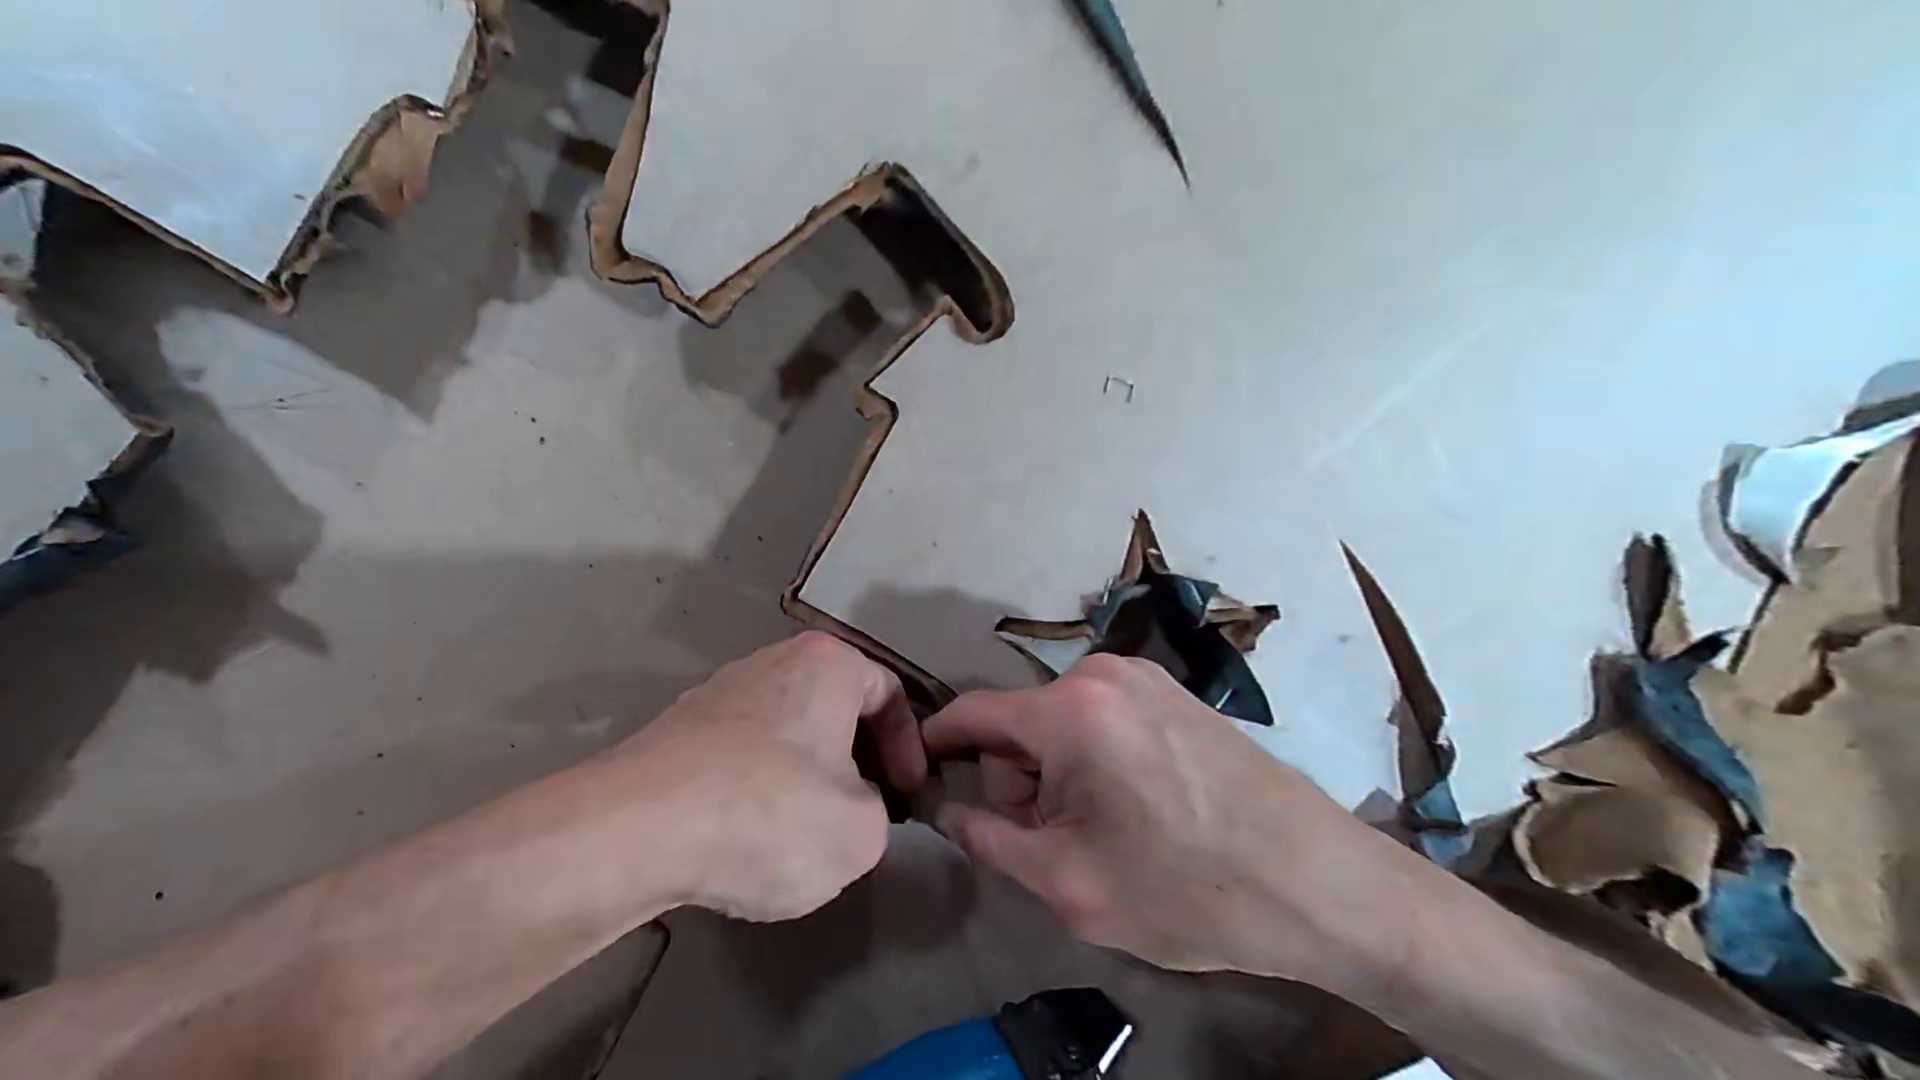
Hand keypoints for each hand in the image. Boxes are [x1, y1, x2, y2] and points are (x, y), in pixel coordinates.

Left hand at [621, 632, 925, 922]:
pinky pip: (743, 751)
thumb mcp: (861, 832)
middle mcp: (773, 661)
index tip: (908, 796)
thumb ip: (879, 813)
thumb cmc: (770, 814)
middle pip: (837, 707)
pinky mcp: (678, 728)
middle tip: (866, 809)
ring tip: (808, 827)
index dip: (910, 748)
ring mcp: (719, 691)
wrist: (634, 830)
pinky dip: (761, 784)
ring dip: (810, 773)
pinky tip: (750, 831)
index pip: (891, 693)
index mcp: (827, 664)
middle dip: (860, 760)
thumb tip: (852, 807)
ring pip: (789, 729)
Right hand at [926, 654, 1404, 980]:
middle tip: (1056, 844)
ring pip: (1061, 724)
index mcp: (1069, 708)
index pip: (972, 713)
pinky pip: (1102, 720)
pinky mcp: (1174, 694)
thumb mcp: (1068, 882)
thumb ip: (989, 839)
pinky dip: (1094, 760)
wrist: (1322, 882)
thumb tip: (946, 808)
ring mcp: (1144, 677)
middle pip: (1020, 726)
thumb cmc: (1187, 888)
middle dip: (1018, 782)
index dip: (937, 745)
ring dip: (1058, 776)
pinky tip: (1136, 809)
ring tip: (1104, 834)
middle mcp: (1101, 672)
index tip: (921, 778)